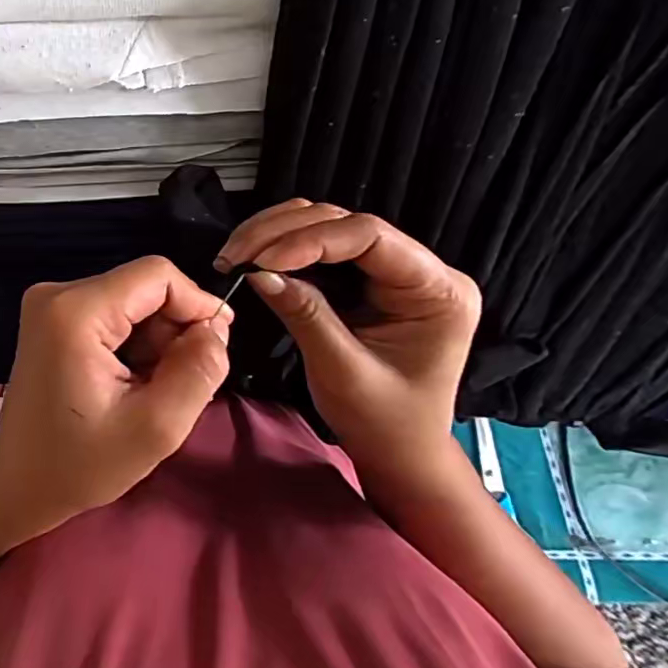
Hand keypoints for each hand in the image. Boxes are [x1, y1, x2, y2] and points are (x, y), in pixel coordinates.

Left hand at [0, 256, 232, 523]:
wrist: (18, 478)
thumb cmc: (79, 461)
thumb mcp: (156, 426)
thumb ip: (197, 370)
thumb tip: (217, 327)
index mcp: (75, 310)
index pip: (156, 274)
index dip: (197, 304)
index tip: (215, 350)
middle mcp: (56, 293)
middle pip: (141, 286)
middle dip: (173, 330)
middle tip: (177, 384)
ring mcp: (49, 304)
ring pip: (129, 300)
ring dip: (154, 340)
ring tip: (148, 390)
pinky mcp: (50, 319)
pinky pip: (109, 313)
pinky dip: (131, 343)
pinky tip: (128, 382)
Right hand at [215, 201, 480, 472]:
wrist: (394, 446)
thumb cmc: (382, 418)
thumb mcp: (342, 371)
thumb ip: (306, 316)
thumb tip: (258, 273)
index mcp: (437, 290)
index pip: (370, 237)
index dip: (310, 241)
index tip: (259, 263)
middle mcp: (416, 267)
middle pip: (340, 221)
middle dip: (279, 234)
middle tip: (231, 258)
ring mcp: (384, 267)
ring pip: (320, 222)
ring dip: (269, 234)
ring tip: (232, 257)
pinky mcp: (355, 273)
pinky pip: (310, 240)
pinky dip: (272, 243)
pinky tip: (248, 258)